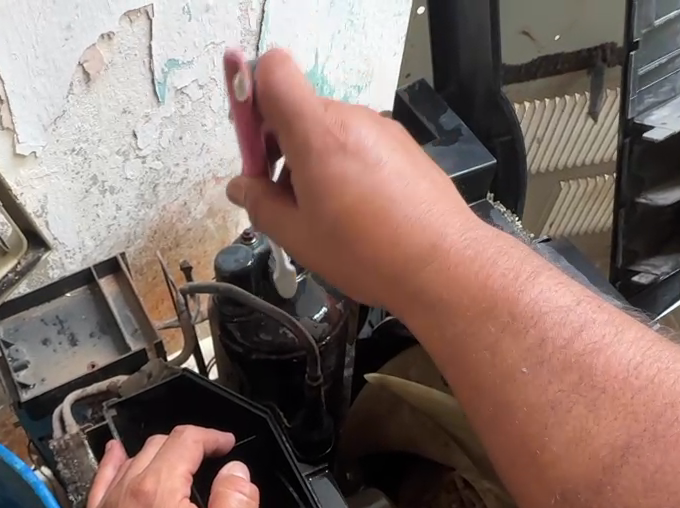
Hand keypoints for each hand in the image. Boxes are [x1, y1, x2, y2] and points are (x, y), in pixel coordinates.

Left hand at [81, 426, 259, 507]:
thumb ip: (235, 502)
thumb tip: (234, 471)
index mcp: (159, 491)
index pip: (184, 441)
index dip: (211, 437)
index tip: (226, 446)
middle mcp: (125, 494)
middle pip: (156, 447)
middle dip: (187, 446)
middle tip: (209, 459)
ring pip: (129, 464)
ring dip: (156, 456)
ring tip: (176, 461)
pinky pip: (100, 485)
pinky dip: (113, 466)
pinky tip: (117, 457)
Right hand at [225, 49, 485, 312]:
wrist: (440, 263)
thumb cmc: (367, 253)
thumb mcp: (298, 237)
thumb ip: (260, 204)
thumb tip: (239, 187)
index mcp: (317, 134)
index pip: (273, 71)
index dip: (251, 95)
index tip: (250, 144)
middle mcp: (350, 119)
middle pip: (297, 109)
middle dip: (277, 147)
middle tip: (278, 198)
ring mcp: (379, 129)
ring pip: (326, 130)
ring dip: (308, 163)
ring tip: (317, 214)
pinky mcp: (400, 146)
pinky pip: (355, 144)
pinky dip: (339, 168)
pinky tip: (349, 213)